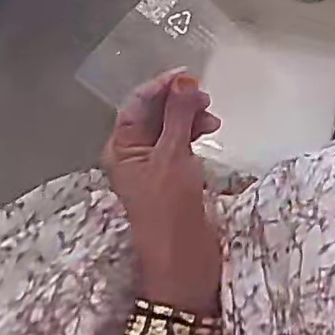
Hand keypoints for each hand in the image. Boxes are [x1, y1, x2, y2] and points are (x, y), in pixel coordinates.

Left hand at [101, 69, 223, 312]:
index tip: (189, 75)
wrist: (183, 258)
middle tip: (205, 97)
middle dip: (179, 100)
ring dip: (190, 114)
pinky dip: (195, 130)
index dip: (162, 86)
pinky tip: (210, 130)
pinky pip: (181, 139)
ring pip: (170, 124)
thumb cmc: (169, 207)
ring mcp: (154, 163)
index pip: (137, 103)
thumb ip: (178, 116)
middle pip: (154, 112)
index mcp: (122, 147)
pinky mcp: (173, 172)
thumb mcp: (173, 157)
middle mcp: (134, 152)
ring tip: (212, 117)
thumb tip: (184, 82)